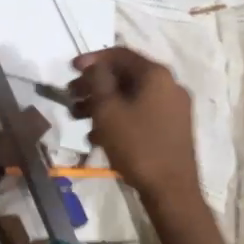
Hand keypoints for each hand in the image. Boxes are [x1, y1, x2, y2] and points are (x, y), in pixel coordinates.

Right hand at [70, 47, 198, 205]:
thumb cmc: (137, 145)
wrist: (171, 190)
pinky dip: (119, 117)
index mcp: (156, 75)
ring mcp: (174, 108)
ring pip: (131, 96)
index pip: (120, 54)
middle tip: (71, 96)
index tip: (70, 69)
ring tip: (79, 118)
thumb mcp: (108, 110)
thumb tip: (95, 66)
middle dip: (94, 84)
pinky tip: (98, 135)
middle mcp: (169, 85)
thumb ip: (98, 80)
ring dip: (103, 102)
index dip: (92, 59)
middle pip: (125, 75)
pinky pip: (140, 112)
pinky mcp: (173, 128)